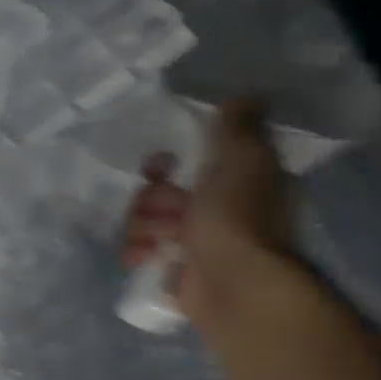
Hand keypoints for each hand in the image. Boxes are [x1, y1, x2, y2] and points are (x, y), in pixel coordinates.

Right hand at [123, 96, 299, 325]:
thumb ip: (238, 127)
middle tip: (166, 210)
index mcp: (240, 182)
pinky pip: (140, 250)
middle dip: (152, 199)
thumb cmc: (237, 218)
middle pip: (161, 191)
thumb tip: (243, 96)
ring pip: (146, 220)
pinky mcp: (174, 267)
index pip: (192, 161)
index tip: (161, 165)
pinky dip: (138, 252)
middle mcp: (220, 210)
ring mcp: (196, 241)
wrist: (231, 283)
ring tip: (157, 241)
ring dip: (142, 227)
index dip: (169, 161)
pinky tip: (144, 258)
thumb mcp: (242, 159)